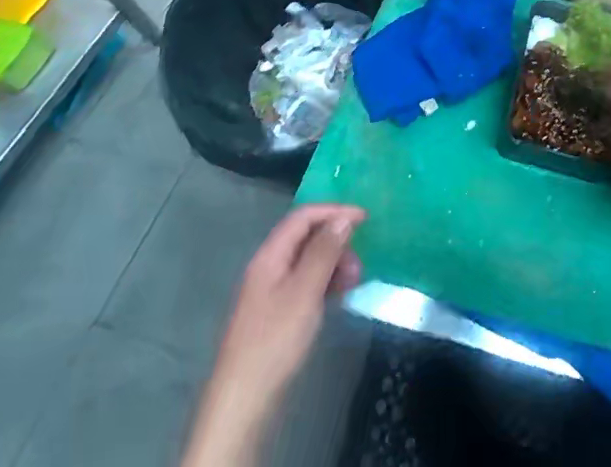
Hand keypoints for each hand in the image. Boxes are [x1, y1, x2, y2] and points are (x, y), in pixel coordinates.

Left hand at [209, 204, 365, 412]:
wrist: (244, 398)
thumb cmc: (275, 341)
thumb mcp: (304, 292)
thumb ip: (323, 252)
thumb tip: (342, 219)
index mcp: (270, 255)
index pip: (303, 217)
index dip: (334, 212)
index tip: (366, 219)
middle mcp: (269, 266)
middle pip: (305, 237)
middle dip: (336, 242)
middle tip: (359, 264)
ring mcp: (271, 290)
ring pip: (307, 261)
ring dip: (333, 263)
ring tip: (353, 282)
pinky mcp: (278, 312)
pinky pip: (306, 283)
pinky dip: (325, 282)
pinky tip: (339, 296)